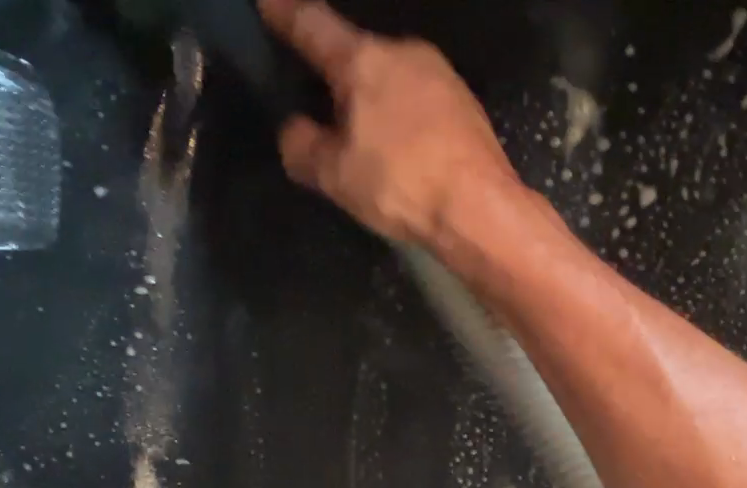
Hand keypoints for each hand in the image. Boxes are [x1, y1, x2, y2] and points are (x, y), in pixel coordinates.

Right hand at [258, 0, 519, 247]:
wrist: (479, 208)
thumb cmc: (400, 185)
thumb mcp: (334, 175)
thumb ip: (302, 147)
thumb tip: (295, 130)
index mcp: (364, 60)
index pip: (312, 25)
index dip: (285, 14)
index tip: (267, 4)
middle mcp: (405, 52)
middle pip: (357, 57)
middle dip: (337, 80)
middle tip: (323, 116)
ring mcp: (442, 75)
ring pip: (391, 81)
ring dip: (373, 105)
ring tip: (366, 147)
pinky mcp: (466, 104)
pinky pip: (418, 103)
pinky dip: (401, 122)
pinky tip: (401, 155)